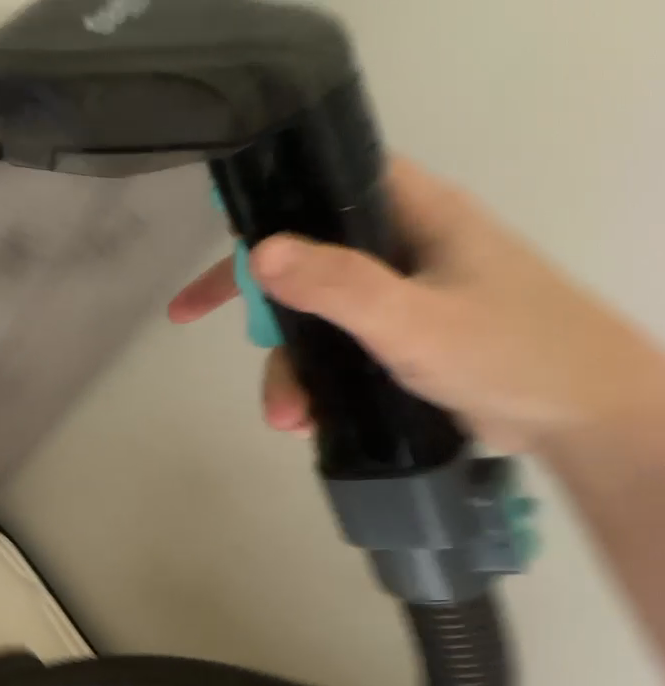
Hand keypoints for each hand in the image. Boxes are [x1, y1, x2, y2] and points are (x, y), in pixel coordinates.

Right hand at [167, 159, 663, 453]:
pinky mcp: (398, 341)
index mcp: (419, 217)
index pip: (336, 181)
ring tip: (286, 416)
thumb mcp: (413, 320)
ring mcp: (401, 297)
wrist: (581, 419)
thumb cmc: (511, 352)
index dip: (277, 196)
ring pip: (311, 317)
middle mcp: (405, 248)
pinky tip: (305, 419)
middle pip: (305, 255)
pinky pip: (331, 352)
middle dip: (250, 298)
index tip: (219, 227)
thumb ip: (338, 286)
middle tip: (187, 314)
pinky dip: (310, 385)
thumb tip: (259, 253)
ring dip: (287, 367)